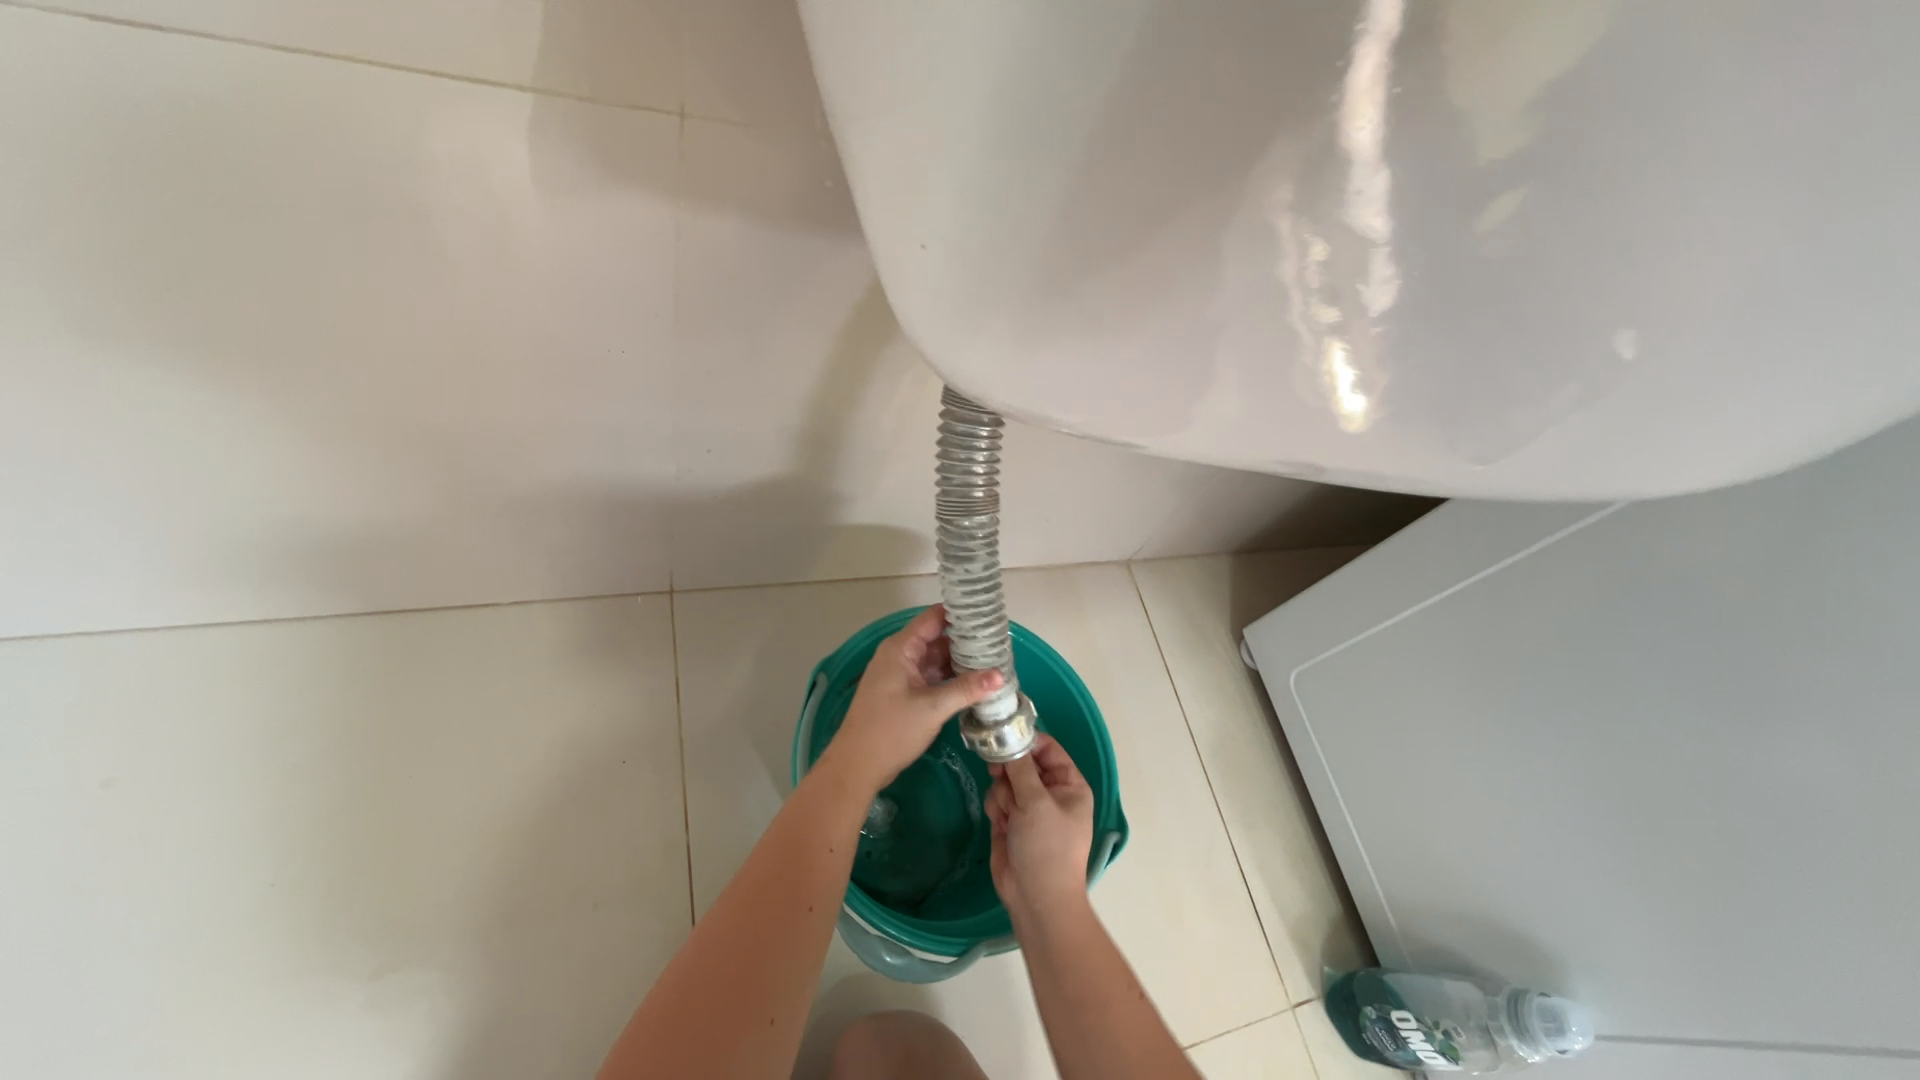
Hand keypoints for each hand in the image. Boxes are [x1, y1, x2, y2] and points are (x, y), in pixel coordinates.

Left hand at [819, 605, 1004, 795]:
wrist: (858, 765)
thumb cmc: (890, 731)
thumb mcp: (932, 708)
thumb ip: (966, 689)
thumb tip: (1000, 675)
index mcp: (901, 649)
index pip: (934, 618)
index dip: (960, 614)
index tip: (988, 615)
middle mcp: (900, 655)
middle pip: (937, 638)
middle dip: (966, 640)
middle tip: (1000, 642)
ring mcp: (901, 675)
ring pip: (935, 659)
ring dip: (960, 661)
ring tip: (995, 660)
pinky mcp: (904, 693)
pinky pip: (931, 676)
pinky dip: (950, 678)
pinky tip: (975, 683)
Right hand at [985, 735, 1094, 921]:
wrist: (1036, 897)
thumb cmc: (1047, 847)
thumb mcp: (1036, 803)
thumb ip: (1021, 768)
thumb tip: (1010, 740)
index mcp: (1069, 784)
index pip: (1048, 749)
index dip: (1026, 742)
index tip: (1003, 739)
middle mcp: (1050, 792)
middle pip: (1022, 762)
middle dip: (1009, 771)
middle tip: (998, 774)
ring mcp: (1029, 808)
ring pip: (1005, 781)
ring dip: (1002, 794)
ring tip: (1008, 815)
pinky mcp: (1011, 822)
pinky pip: (997, 800)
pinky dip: (996, 809)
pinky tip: (1001, 824)